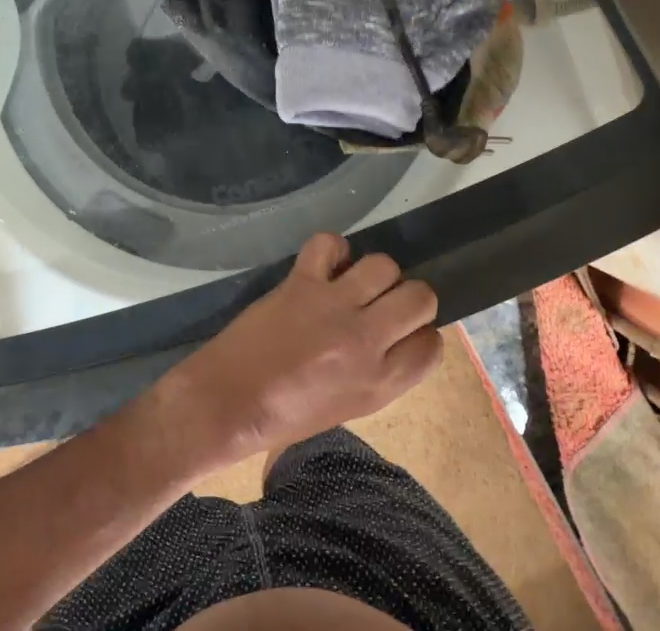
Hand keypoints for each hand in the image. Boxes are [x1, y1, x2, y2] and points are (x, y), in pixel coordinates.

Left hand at [139, 233, 441, 475]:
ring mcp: (333, 308)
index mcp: (380, 384)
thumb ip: (380, 372)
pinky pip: (330, 245)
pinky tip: (325, 266)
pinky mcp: (300, 284)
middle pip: (420, 297)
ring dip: (374, 272)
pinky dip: (332, 249)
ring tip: (354, 284)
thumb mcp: (350, 406)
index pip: (432, 344)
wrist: (227, 401)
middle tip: (382, 304)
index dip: (420, 335)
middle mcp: (365, 342)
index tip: (402, 333)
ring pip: (384, 265)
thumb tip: (397, 338)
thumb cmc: (286, 415)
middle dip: (409, 297)